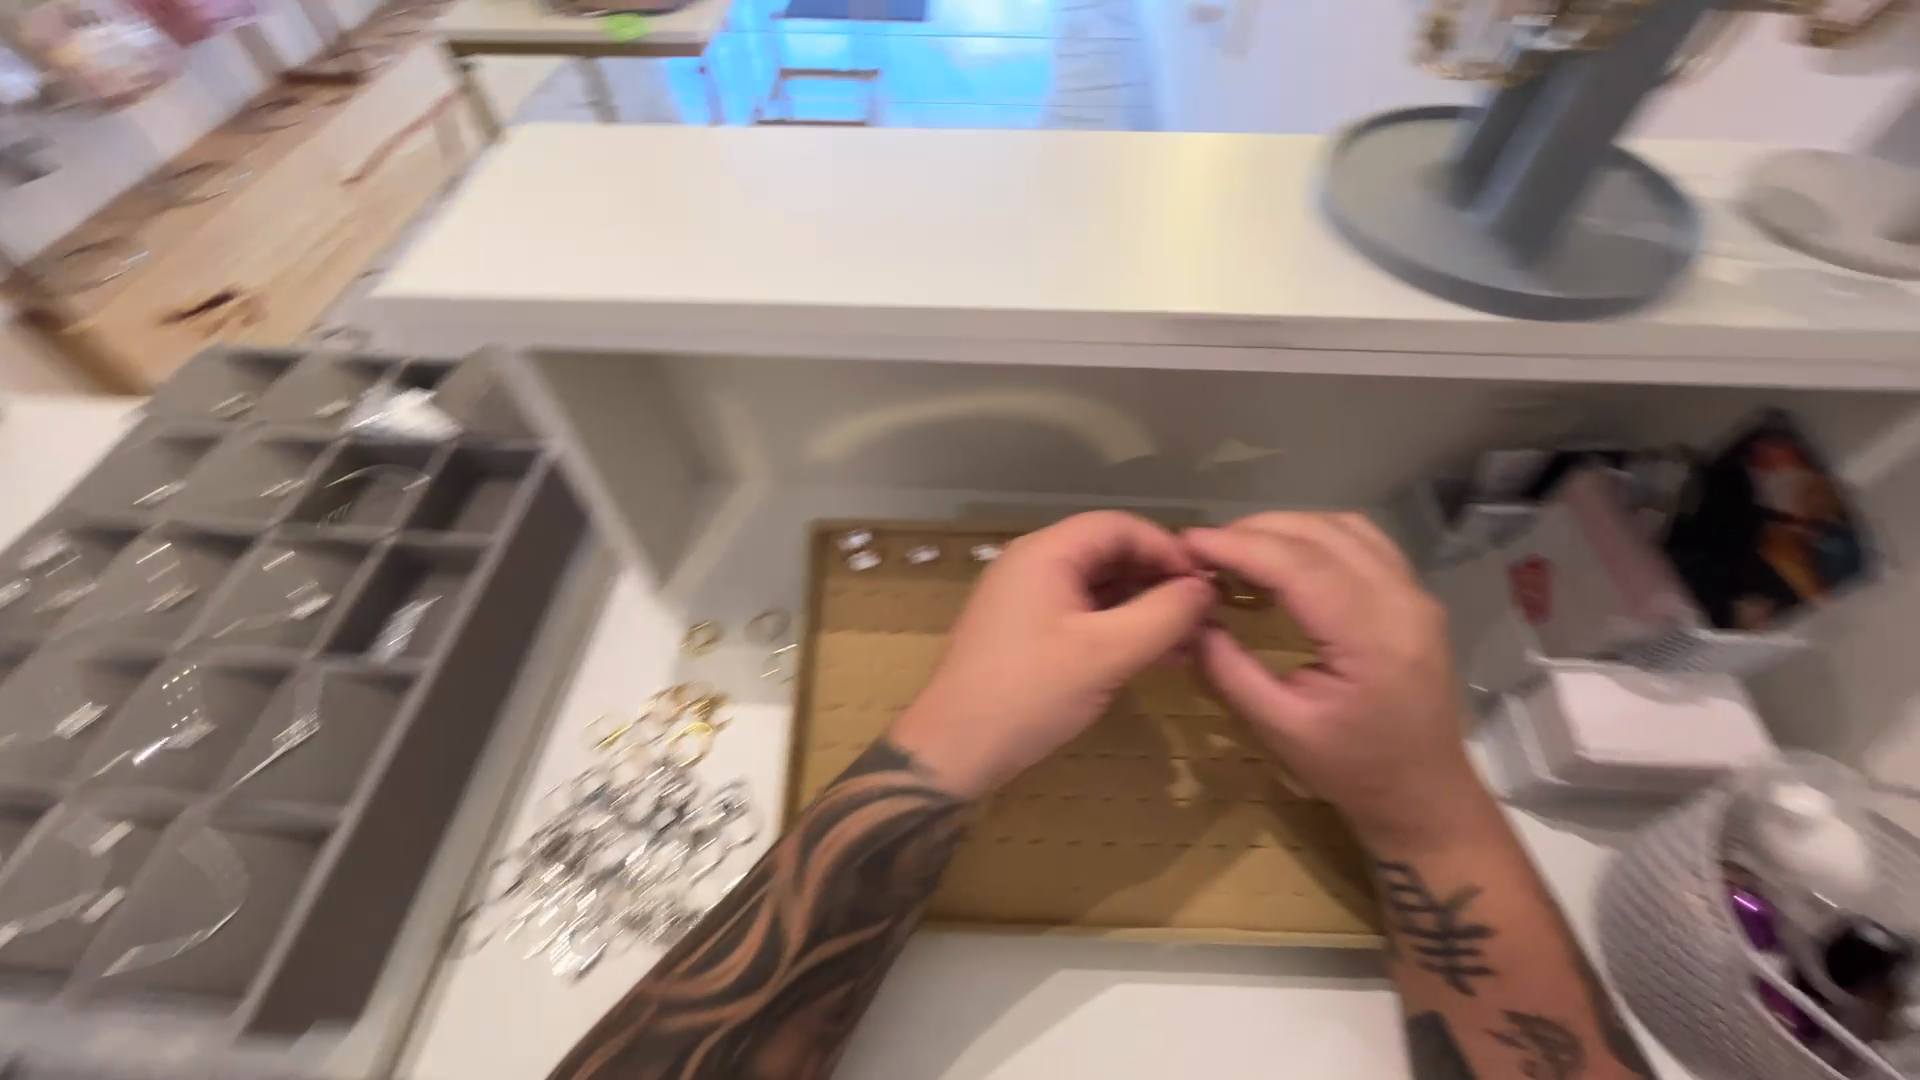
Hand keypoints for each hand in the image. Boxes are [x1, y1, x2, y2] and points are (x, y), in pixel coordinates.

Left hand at [890, 511, 1215, 798]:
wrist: (954, 749)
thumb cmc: (1030, 693)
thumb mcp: (1107, 654)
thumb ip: (1163, 614)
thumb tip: (1206, 588)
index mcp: (1044, 552)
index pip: (1118, 526)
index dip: (1167, 549)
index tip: (1207, 583)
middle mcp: (1032, 564)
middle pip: (1108, 553)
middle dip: (1158, 581)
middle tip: (1204, 615)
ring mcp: (1025, 598)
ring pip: (1097, 587)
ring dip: (1142, 609)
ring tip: (1189, 641)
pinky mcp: (1025, 631)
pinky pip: (1081, 614)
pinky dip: (1117, 629)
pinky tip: (1154, 656)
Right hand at [1185, 514, 1493, 847]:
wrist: (1424, 795)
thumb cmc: (1349, 769)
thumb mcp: (1276, 726)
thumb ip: (1227, 667)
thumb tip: (1187, 617)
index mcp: (1372, 639)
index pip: (1298, 565)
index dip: (1237, 546)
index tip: (1186, 544)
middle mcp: (1403, 602)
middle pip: (1319, 534)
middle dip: (1252, 530)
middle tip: (1202, 550)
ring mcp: (1415, 594)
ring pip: (1343, 526)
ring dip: (1283, 527)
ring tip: (1237, 550)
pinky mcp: (1414, 595)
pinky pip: (1362, 540)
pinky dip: (1314, 535)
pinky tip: (1283, 556)